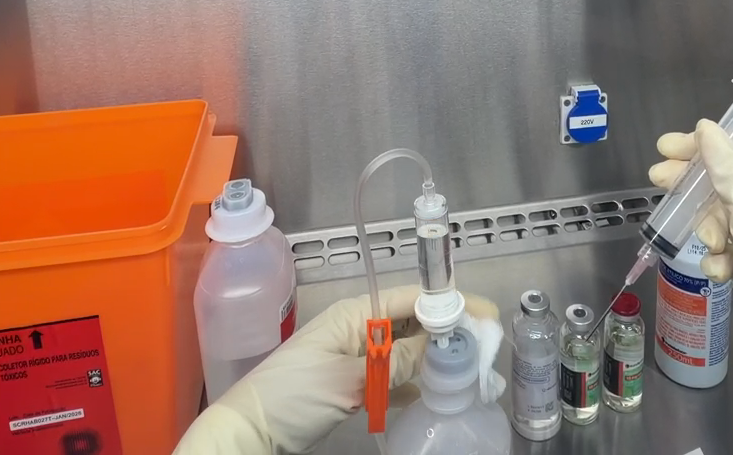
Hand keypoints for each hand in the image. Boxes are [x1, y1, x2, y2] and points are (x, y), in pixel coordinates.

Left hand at [175, 285, 498, 454]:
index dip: (450, 303)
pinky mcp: (352, 381)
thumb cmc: (293, 396)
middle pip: (412, 321)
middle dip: (448, 329)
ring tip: (469, 366)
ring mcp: (355, 354)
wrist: (247, 434)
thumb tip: (439, 346)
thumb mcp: (348, 380)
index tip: (485, 313)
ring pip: (405, 348)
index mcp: (357, 313)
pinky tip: (436, 390)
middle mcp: (360, 326)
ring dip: (434, 355)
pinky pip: (392, 373)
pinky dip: (415, 379)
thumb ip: (395, 362)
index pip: (413, 298)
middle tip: (484, 345)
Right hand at [651, 122, 732, 454]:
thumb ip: (731, 180)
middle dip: (697, 185)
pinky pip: (731, 248)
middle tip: (658, 181)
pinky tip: (718, 273)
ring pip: (726, 216)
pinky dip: (720, 257)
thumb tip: (708, 128)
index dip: (708, 145)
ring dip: (710, 228)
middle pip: (731, 181)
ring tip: (709, 248)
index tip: (668, 149)